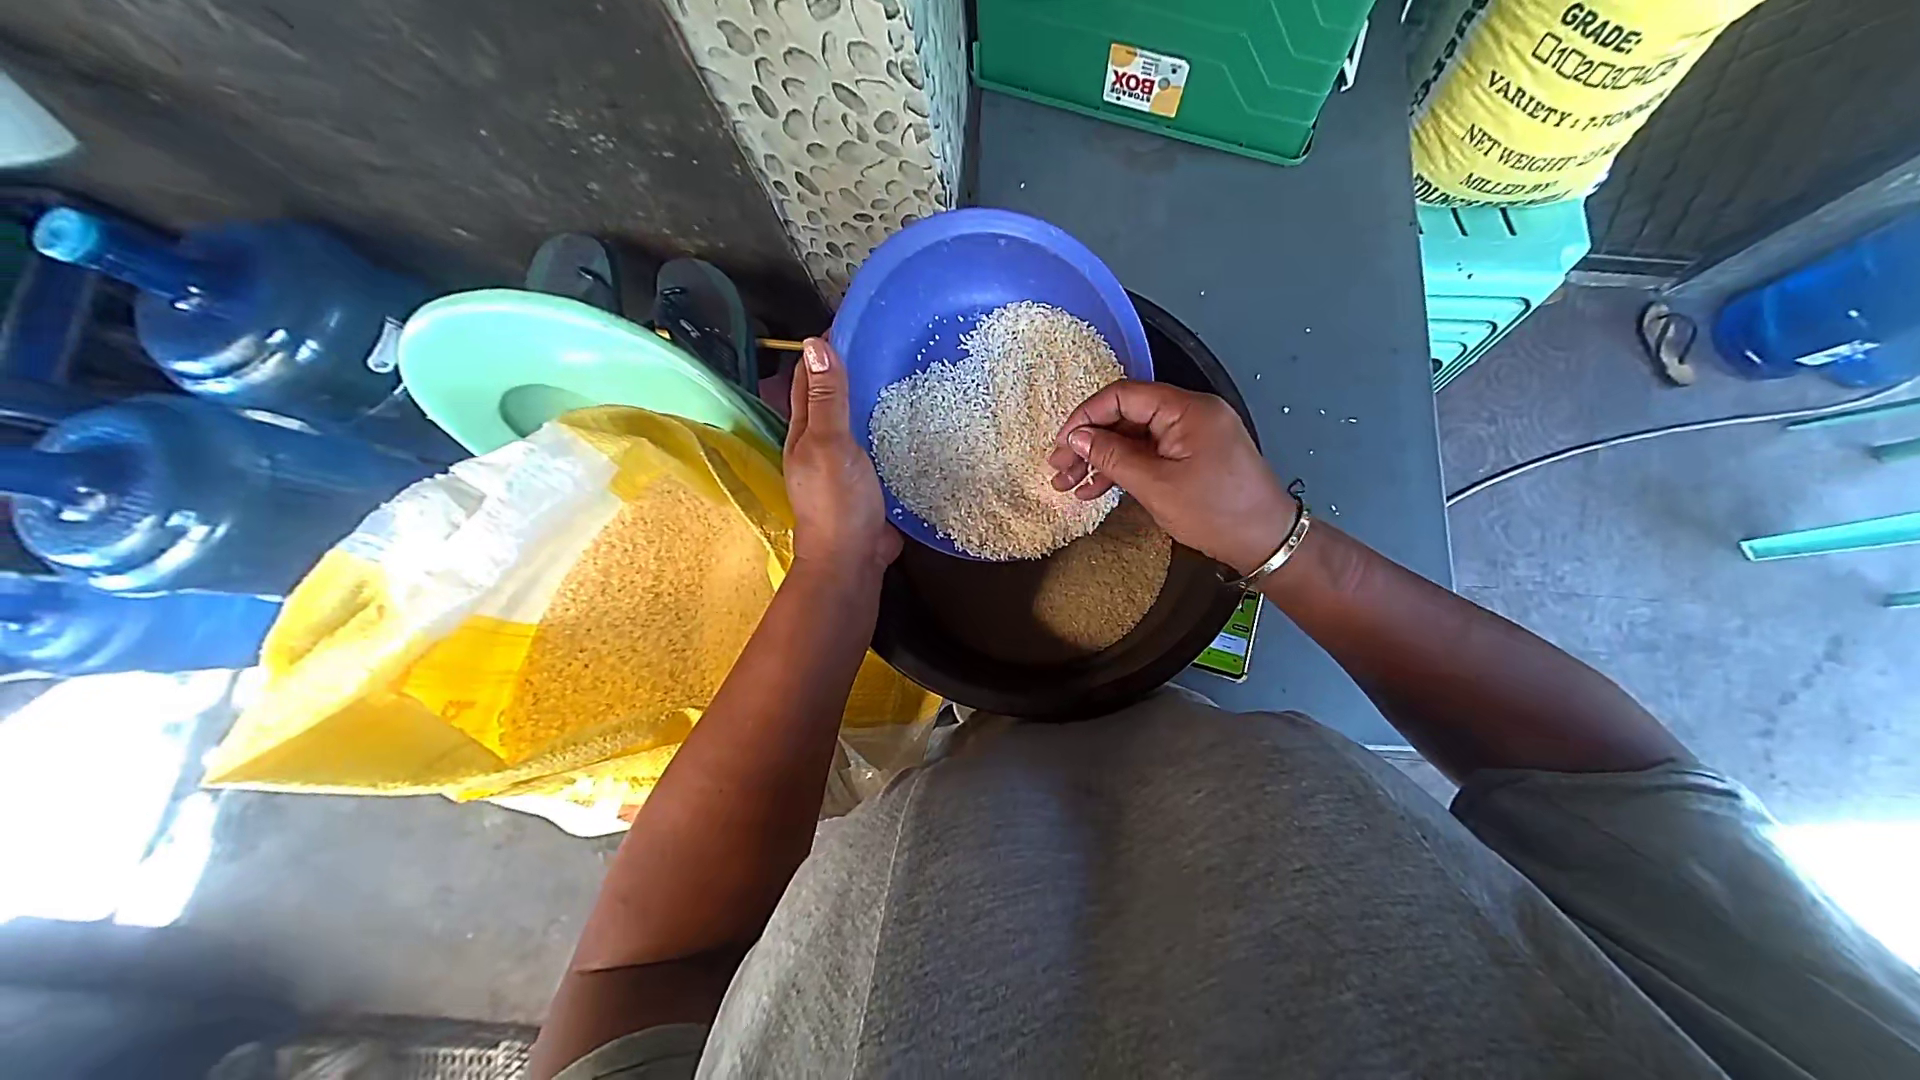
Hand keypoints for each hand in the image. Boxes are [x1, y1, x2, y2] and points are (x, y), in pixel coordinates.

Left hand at [784, 338, 901, 577]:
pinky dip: (894, 427)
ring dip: (876, 398)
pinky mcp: (872, 479)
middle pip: (835, 397)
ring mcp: (847, 462)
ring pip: (860, 421)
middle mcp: (822, 442)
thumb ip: (827, 399)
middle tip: (888, 342)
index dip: (825, 350)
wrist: (854, 558)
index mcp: (805, 430)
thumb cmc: (837, 502)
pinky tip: (917, 418)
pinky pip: (882, 444)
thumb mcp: (830, 444)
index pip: (810, 378)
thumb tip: (814, 344)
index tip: (855, 323)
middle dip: (854, 369)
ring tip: (907, 371)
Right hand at [1049, 380, 1294, 574]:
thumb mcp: (1156, 485)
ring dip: (1099, 460)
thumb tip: (1077, 437)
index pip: (1123, 396)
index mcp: (1187, 409)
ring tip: (1069, 485)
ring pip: (1132, 438)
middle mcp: (1189, 413)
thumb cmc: (1217, 513)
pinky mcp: (1190, 455)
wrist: (1265, 542)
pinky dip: (1122, 469)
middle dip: (1088, 443)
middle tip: (1058, 468)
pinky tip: (1096, 490)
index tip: (1061, 443)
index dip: (1085, 417)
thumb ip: (1112, 456)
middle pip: (1125, 417)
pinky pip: (1148, 454)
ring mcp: (1191, 435)